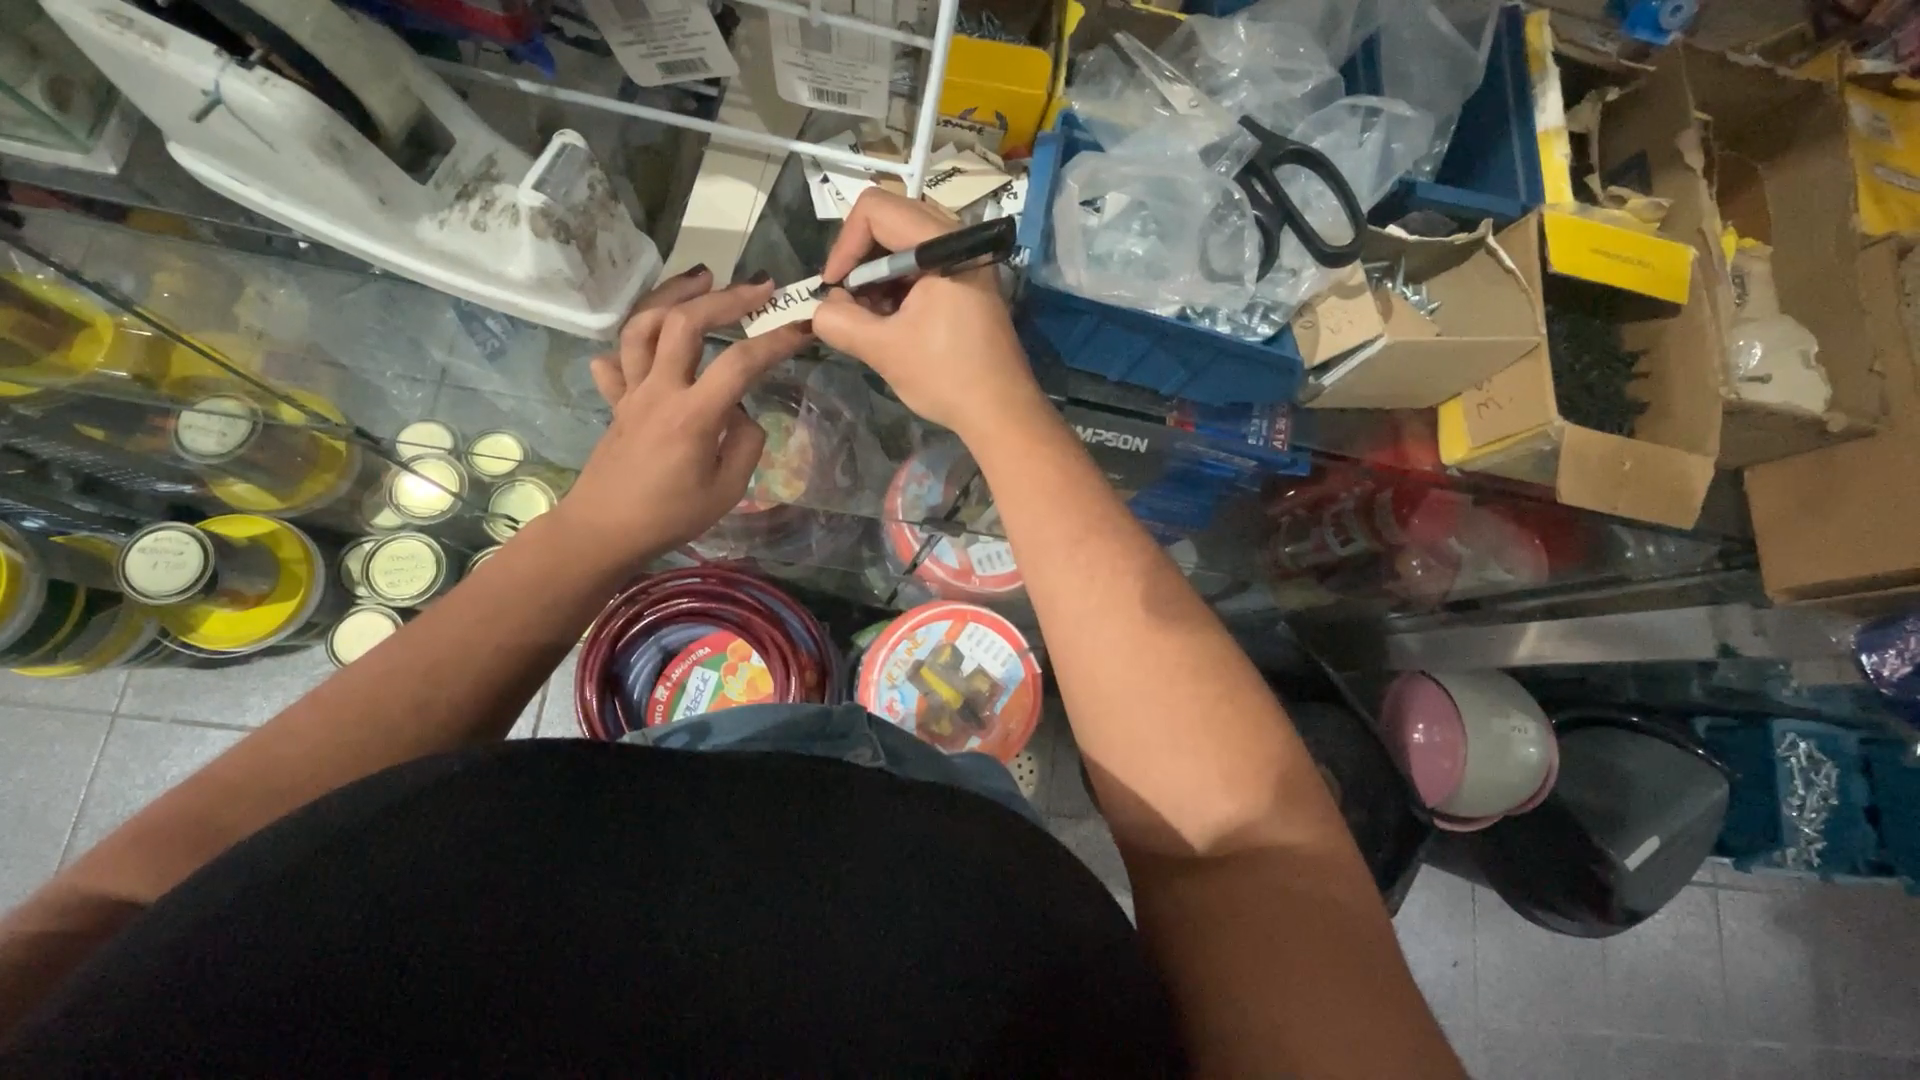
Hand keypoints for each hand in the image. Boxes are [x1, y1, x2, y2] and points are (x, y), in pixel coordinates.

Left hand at [552, 267, 809, 573]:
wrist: (603, 531)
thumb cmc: (669, 517)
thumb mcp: (726, 491)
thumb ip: (745, 444)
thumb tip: (740, 413)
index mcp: (693, 415)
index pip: (740, 363)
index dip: (776, 341)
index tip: (803, 327)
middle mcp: (659, 391)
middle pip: (686, 323)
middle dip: (726, 298)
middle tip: (758, 288)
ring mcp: (632, 392)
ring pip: (644, 325)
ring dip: (673, 294)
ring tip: (701, 278)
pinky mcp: (616, 402)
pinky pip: (618, 359)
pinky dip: (633, 340)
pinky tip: (650, 335)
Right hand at [811, 190, 1048, 437]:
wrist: (1002, 412)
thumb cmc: (947, 377)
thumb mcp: (884, 350)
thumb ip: (841, 322)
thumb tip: (821, 309)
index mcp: (943, 245)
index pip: (876, 209)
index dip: (845, 245)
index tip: (834, 289)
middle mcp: (957, 241)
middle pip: (890, 222)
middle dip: (860, 262)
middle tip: (848, 303)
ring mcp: (965, 262)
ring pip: (903, 246)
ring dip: (877, 278)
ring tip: (868, 319)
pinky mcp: (966, 284)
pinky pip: (921, 267)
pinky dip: (897, 288)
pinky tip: (890, 323)